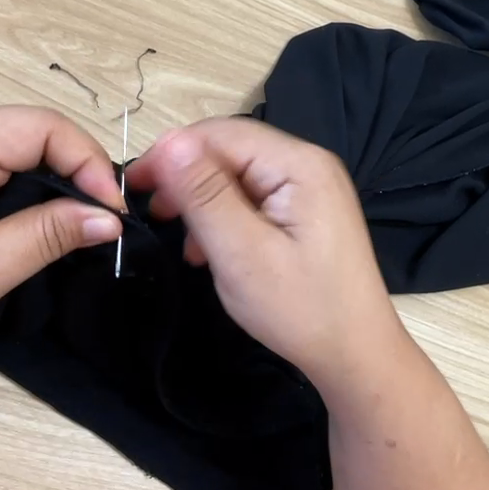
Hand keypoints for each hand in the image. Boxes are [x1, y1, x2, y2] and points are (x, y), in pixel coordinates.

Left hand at [0, 104, 124, 350]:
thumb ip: (46, 237)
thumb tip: (108, 220)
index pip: (44, 129)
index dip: (89, 166)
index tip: (112, 215)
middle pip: (38, 133)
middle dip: (77, 176)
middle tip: (102, 225)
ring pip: (25, 149)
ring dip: (57, 185)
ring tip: (78, 227)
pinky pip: (5, 163)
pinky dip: (31, 191)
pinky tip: (42, 222)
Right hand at [124, 117, 407, 386]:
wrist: (355, 356)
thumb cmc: (300, 308)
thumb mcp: (242, 251)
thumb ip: (205, 194)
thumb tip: (170, 141)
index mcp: (299, 165)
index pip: (222, 134)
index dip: (172, 152)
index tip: (133, 186)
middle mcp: (308, 166)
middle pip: (231, 151)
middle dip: (186, 178)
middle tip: (152, 213)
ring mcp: (310, 191)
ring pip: (238, 177)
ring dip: (202, 202)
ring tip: (181, 240)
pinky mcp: (305, 216)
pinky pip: (253, 201)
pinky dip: (224, 219)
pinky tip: (207, 251)